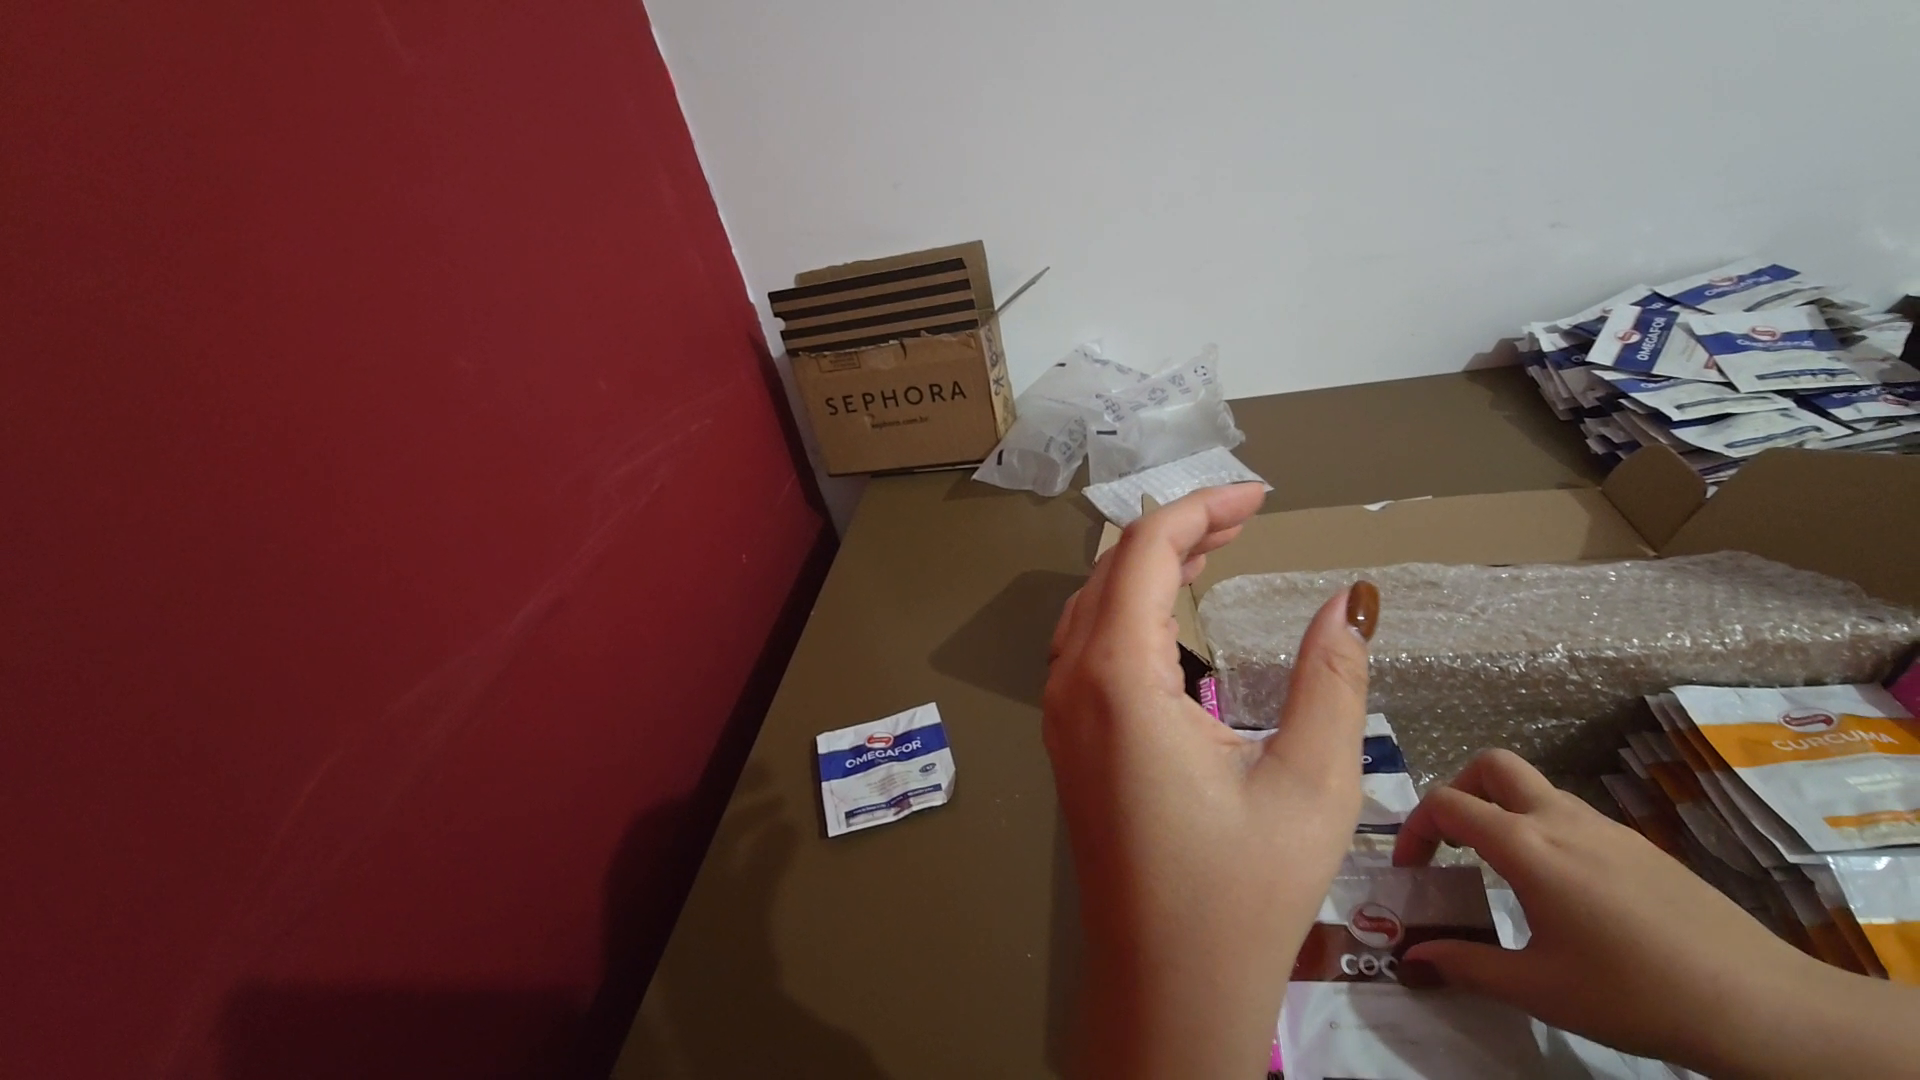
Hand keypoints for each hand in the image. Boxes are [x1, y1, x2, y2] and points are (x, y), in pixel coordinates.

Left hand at [1043, 484, 1376, 1079]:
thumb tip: (1345, 601)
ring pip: (1092, 603)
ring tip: (1215, 550)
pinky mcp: (1069, 738)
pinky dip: (1128, 609)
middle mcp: (1071, 683)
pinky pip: (1087, 644)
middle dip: (1176, 531)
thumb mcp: (1310, 784)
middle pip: (1111, 569)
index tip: (1258, 494)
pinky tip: (1171, 616)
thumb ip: (1330, 679)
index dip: (1200, 508)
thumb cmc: (1240, 894)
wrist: (1165, 985)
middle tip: (1245, 517)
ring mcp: (1061, 712)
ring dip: (1148, 567)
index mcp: (1117, 680)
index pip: (1143, 552)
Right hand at [1393, 749, 1919, 1078]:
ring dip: (1503, 810)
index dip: (1414, 828)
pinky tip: (1565, 889)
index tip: (1413, 870)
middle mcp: (1559, 820)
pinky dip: (1545, 830)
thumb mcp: (1539, 989)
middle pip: (1491, 766)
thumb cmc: (1634, 994)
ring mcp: (1606, 827)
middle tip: (1454, 840)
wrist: (1764, 1006)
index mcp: (1525, 846)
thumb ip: (1466, 965)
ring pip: (1535, 788)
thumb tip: (1412, 957)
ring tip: (1503, 869)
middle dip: (1459, 790)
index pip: (1446, 804)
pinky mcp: (1641, 845)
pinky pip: (1573, 816)